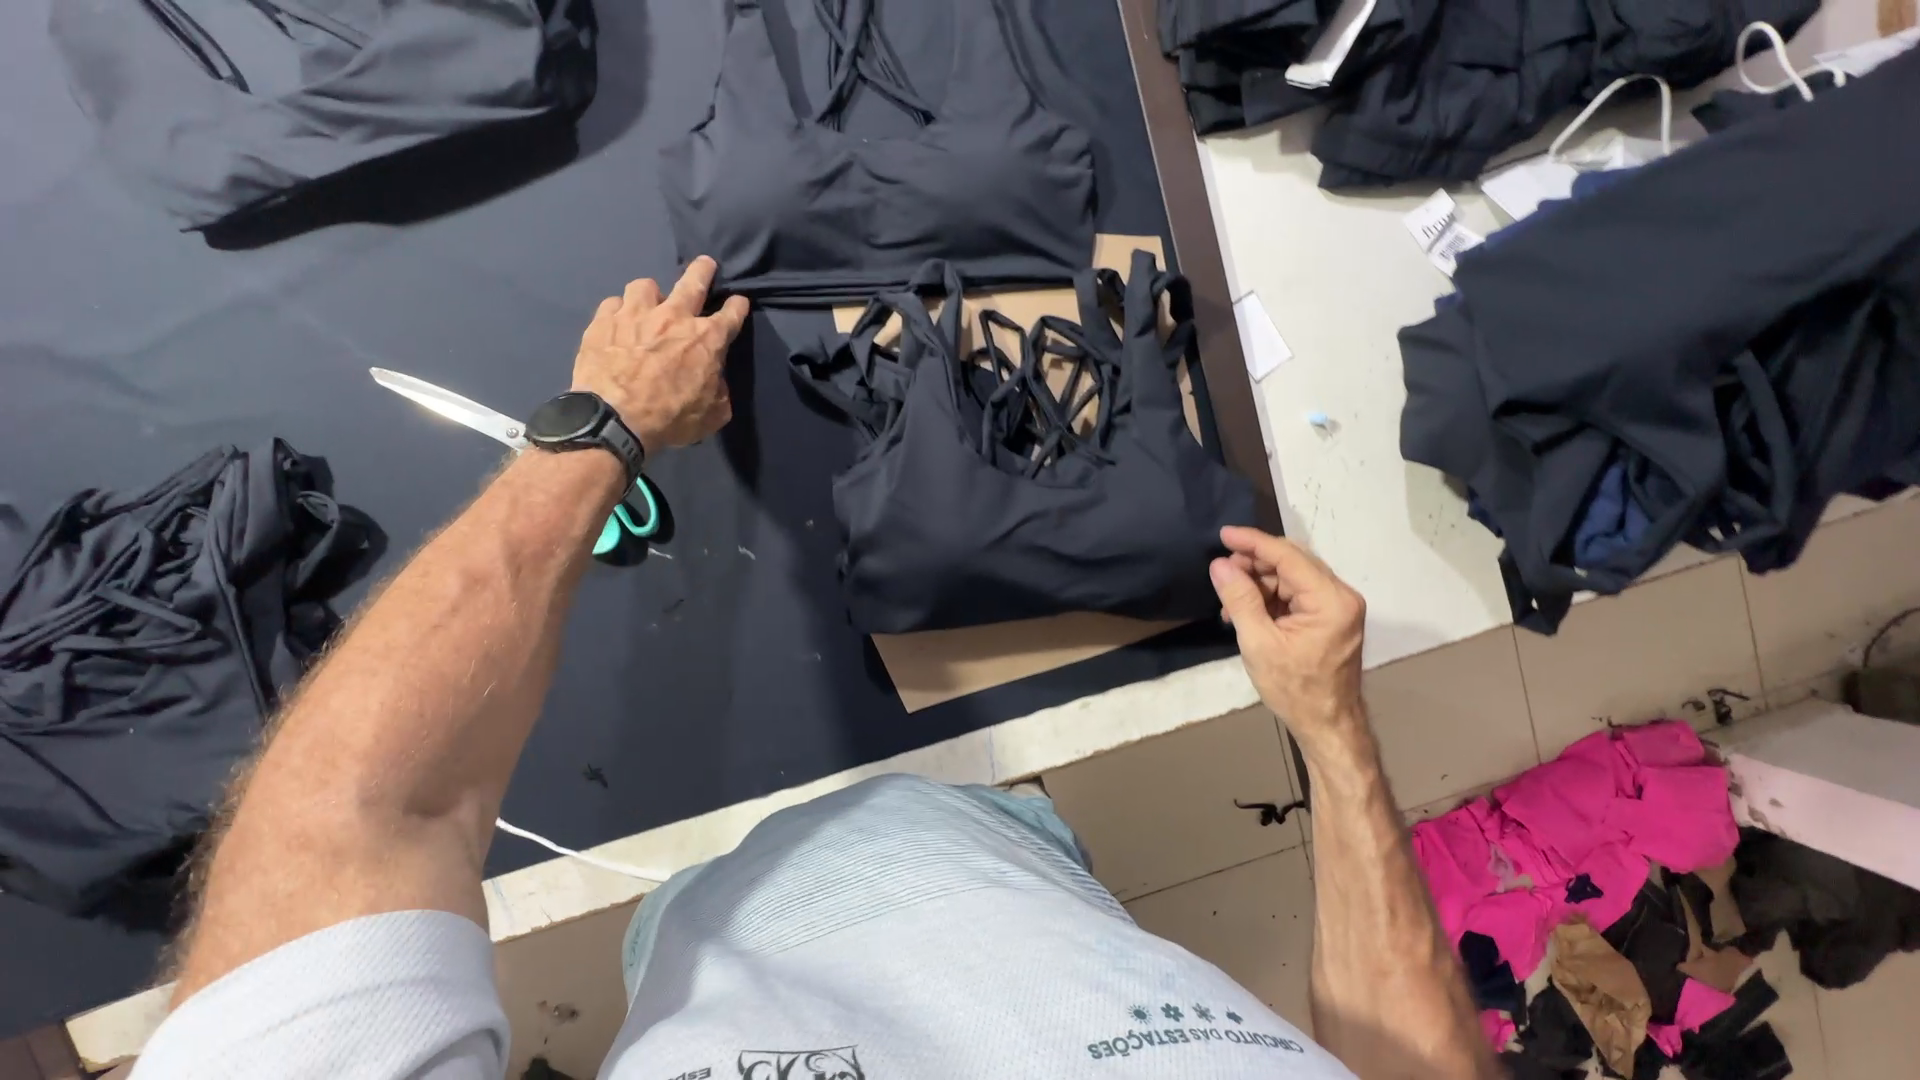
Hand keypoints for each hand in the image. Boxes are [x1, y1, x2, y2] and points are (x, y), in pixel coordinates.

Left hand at [571, 256, 749, 451]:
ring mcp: (636, 314)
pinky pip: (614, 304)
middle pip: (694, 281)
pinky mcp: (604, 321)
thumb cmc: (671, 418)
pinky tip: (618, 323)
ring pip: (646, 285)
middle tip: (706, 265)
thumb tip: (715, 381)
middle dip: (703, 270)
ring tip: (649, 305)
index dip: (738, 307)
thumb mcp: (713, 413)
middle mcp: (674, 317)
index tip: (739, 303)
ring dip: (652, 294)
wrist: (616, 419)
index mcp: (707, 339)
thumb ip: (719, 390)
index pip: (732, 314)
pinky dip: (619, 311)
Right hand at [1209, 526, 1366, 748]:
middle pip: (1292, 561)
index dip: (1253, 543)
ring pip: (1292, 576)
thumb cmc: (1294, 688)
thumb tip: (1219, 565)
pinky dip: (1270, 596)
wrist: (1326, 725)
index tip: (1223, 534)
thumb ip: (1240, 599)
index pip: (1288, 556)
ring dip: (1259, 582)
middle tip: (1221, 571)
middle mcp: (1340, 596)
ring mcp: (1337, 606)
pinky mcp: (1329, 617)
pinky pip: (1296, 593)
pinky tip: (1246, 609)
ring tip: (1230, 601)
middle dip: (1254, 562)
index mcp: (1330, 600)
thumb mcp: (1258, 643)